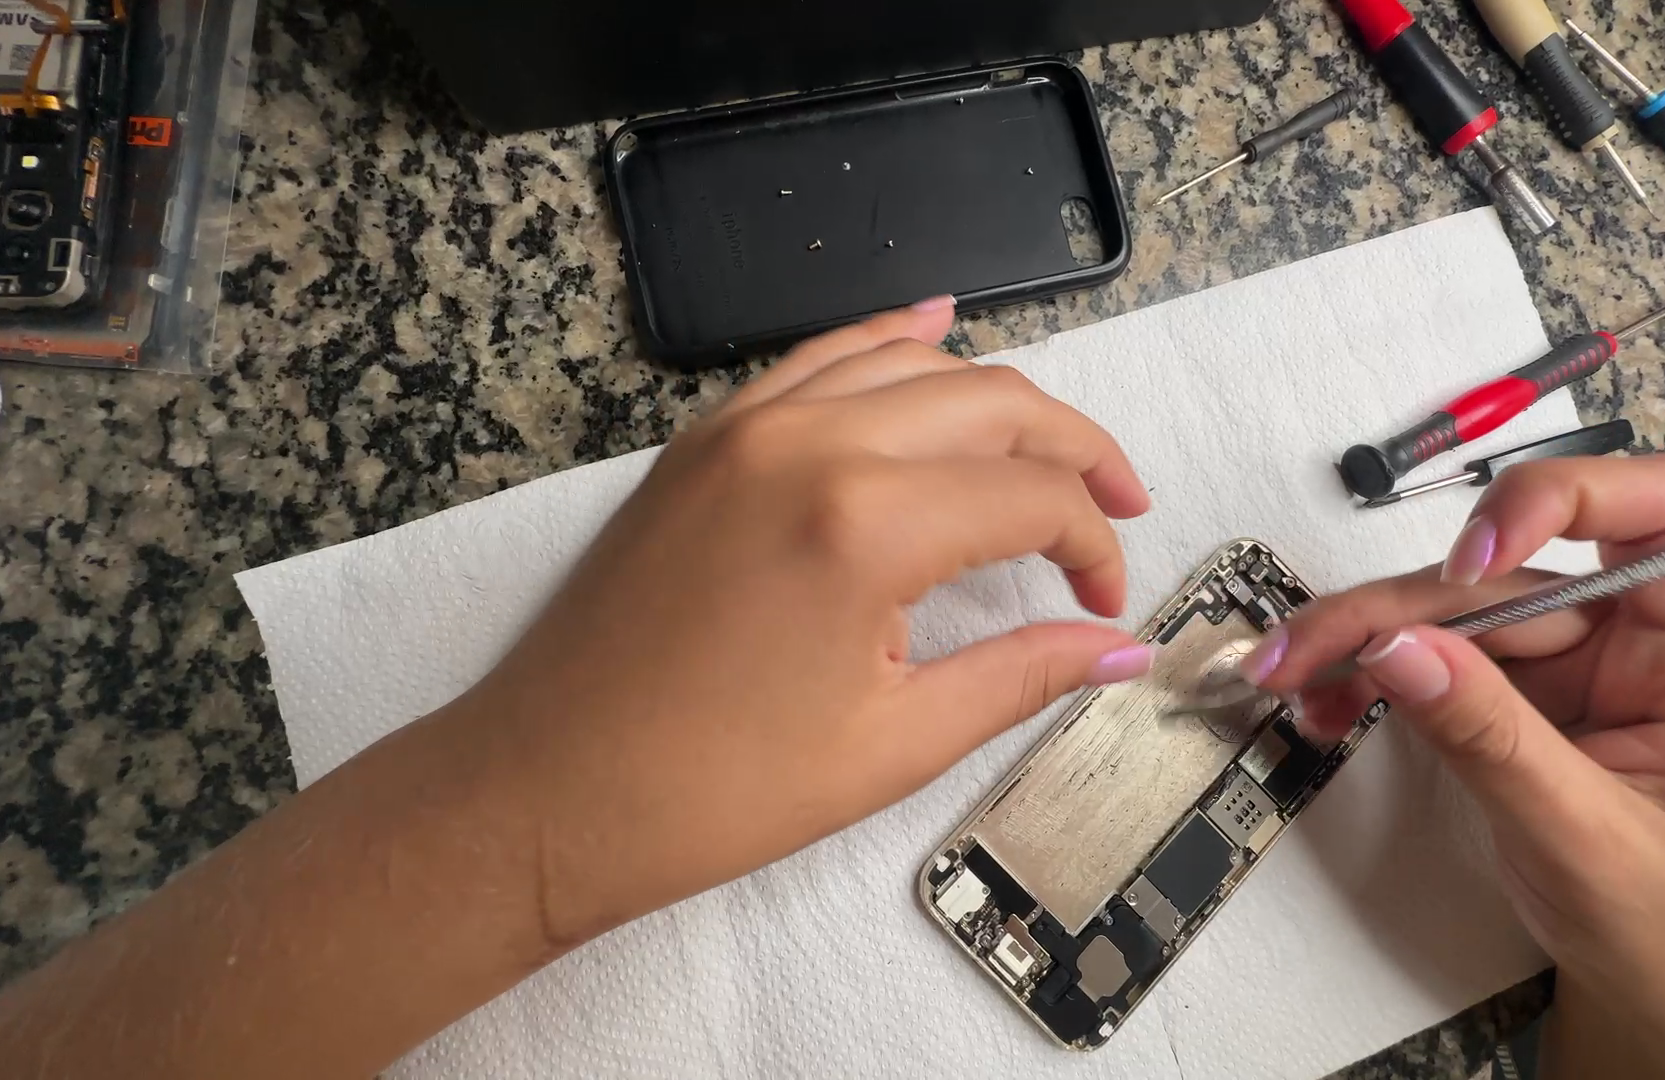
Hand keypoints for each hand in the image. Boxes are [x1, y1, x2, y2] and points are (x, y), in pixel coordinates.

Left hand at [453, 297, 1152, 946]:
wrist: (543, 790)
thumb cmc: (719, 791)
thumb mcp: (895, 743)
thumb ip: (1023, 676)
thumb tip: (1121, 652)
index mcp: (866, 524)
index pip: (1031, 500)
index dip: (1091, 546)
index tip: (1104, 602)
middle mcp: (813, 442)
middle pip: (994, 407)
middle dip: (1076, 453)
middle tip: (1117, 505)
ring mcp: (751, 424)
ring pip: (916, 367)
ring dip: (999, 403)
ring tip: (1048, 453)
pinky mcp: (711, 434)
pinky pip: (823, 359)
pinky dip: (892, 343)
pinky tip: (936, 329)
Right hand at [1240, 455, 1664, 1078]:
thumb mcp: (1589, 845)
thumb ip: (1488, 736)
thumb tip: (1390, 646)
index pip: (1664, 513)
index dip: (1560, 501)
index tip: (1466, 559)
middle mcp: (1636, 643)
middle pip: (1498, 580)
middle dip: (1385, 610)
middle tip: (1293, 656)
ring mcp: (1569, 670)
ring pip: (1445, 619)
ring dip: (1355, 647)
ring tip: (1290, 686)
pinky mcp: (1516, 698)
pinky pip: (1429, 663)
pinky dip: (1368, 681)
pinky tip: (1329, 709)